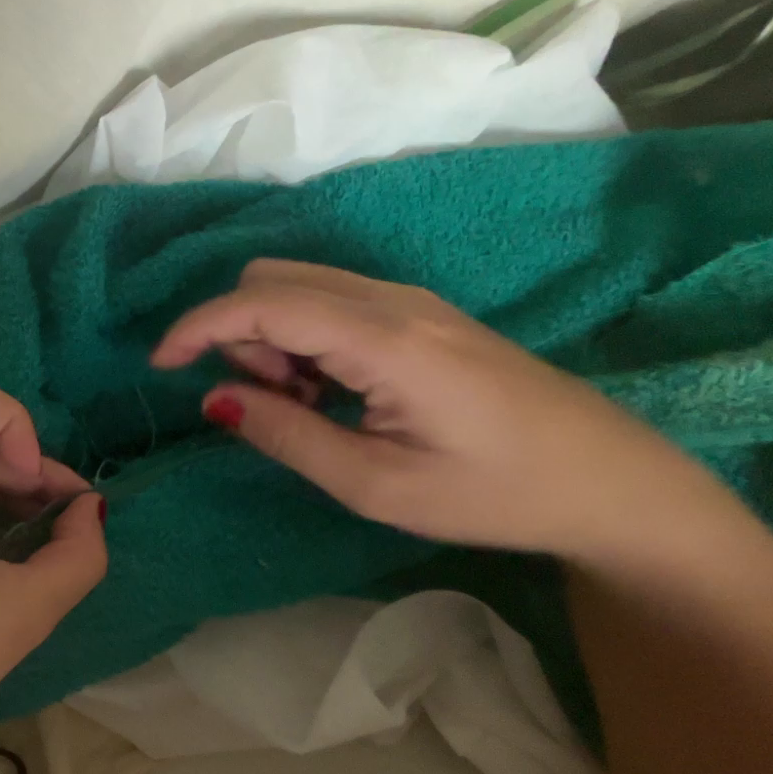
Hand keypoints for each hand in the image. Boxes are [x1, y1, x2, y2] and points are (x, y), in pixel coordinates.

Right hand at [152, 258, 730, 565]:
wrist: (612, 485)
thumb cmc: (493, 495)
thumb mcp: (374, 485)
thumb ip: (285, 434)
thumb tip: (214, 398)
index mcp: (384, 340)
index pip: (262, 304)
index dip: (196, 327)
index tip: (159, 366)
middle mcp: (395, 301)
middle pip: (272, 279)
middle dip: (237, 333)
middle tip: (265, 402)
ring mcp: (412, 302)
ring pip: (298, 285)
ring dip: (269, 337)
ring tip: (303, 405)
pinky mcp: (421, 314)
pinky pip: (330, 301)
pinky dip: (301, 337)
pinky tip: (331, 391)